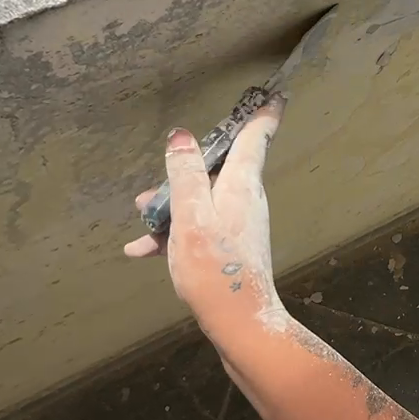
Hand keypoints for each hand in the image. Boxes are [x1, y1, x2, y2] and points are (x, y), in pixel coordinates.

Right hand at [124, 96, 285, 337]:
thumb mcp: (191, 217)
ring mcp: (240, 227)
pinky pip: (200, 230)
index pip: (256, 138)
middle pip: (219, 169)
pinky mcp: (231, 250)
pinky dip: (174, 235)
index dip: (264, 114)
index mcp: (241, 186)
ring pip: (202, 201)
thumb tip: (181, 137)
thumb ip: (185, 175)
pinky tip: (142, 251)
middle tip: (153, 189)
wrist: (239, 325)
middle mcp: (246, 202)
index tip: (277, 94)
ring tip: (141, 220)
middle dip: (185, 170)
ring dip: (171, 206)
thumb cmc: (214, 270)